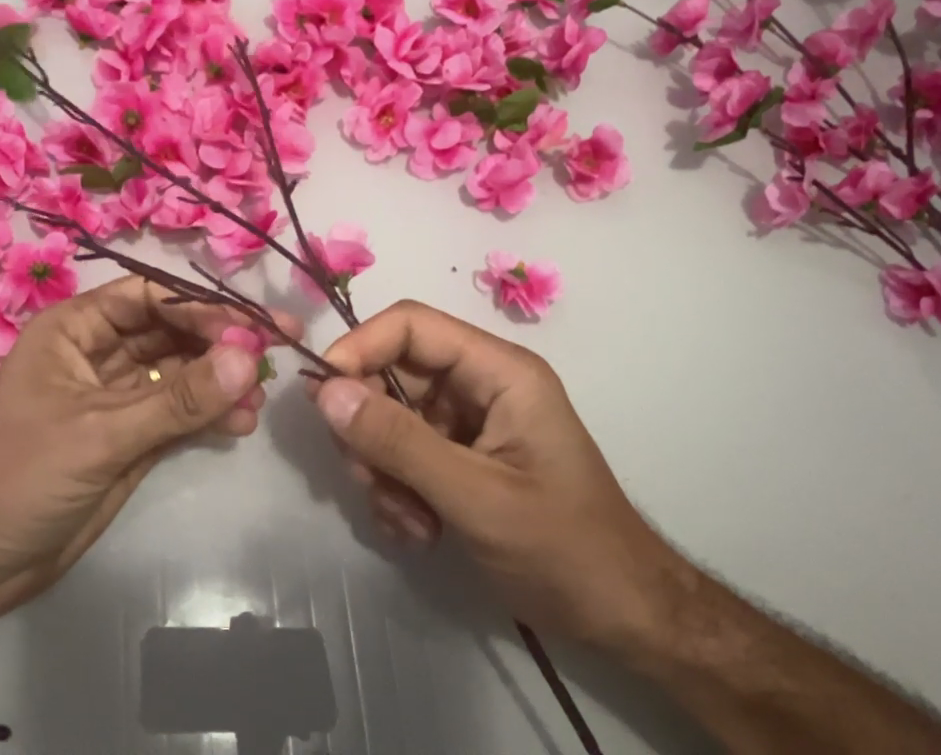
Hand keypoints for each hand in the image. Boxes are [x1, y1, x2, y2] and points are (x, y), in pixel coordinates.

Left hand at [0, 276, 279, 623]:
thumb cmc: (20, 476)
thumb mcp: (100, 433)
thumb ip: (178, 399)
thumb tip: (249, 358)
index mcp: (74, 330)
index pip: (149, 298)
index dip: (203, 307)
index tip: (254, 327)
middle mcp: (97, 354)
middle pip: (171, 332)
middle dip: (221, 341)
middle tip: (279, 349)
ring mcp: (116, 398)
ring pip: (180, 374)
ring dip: (221, 380)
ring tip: (262, 396)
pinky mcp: (129, 439)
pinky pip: (179, 414)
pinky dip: (210, 415)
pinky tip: (241, 422)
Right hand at [310, 300, 687, 650]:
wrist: (619, 615)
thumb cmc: (563, 549)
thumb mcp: (475, 496)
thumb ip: (398, 442)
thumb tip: (324, 391)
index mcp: (500, 372)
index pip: (411, 326)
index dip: (359, 349)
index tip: (321, 398)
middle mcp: (480, 386)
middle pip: (391, 374)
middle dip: (369, 430)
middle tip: (369, 482)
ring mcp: (468, 424)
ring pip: (388, 420)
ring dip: (383, 473)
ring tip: (410, 522)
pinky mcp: (458, 459)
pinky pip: (401, 456)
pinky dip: (396, 493)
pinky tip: (419, 533)